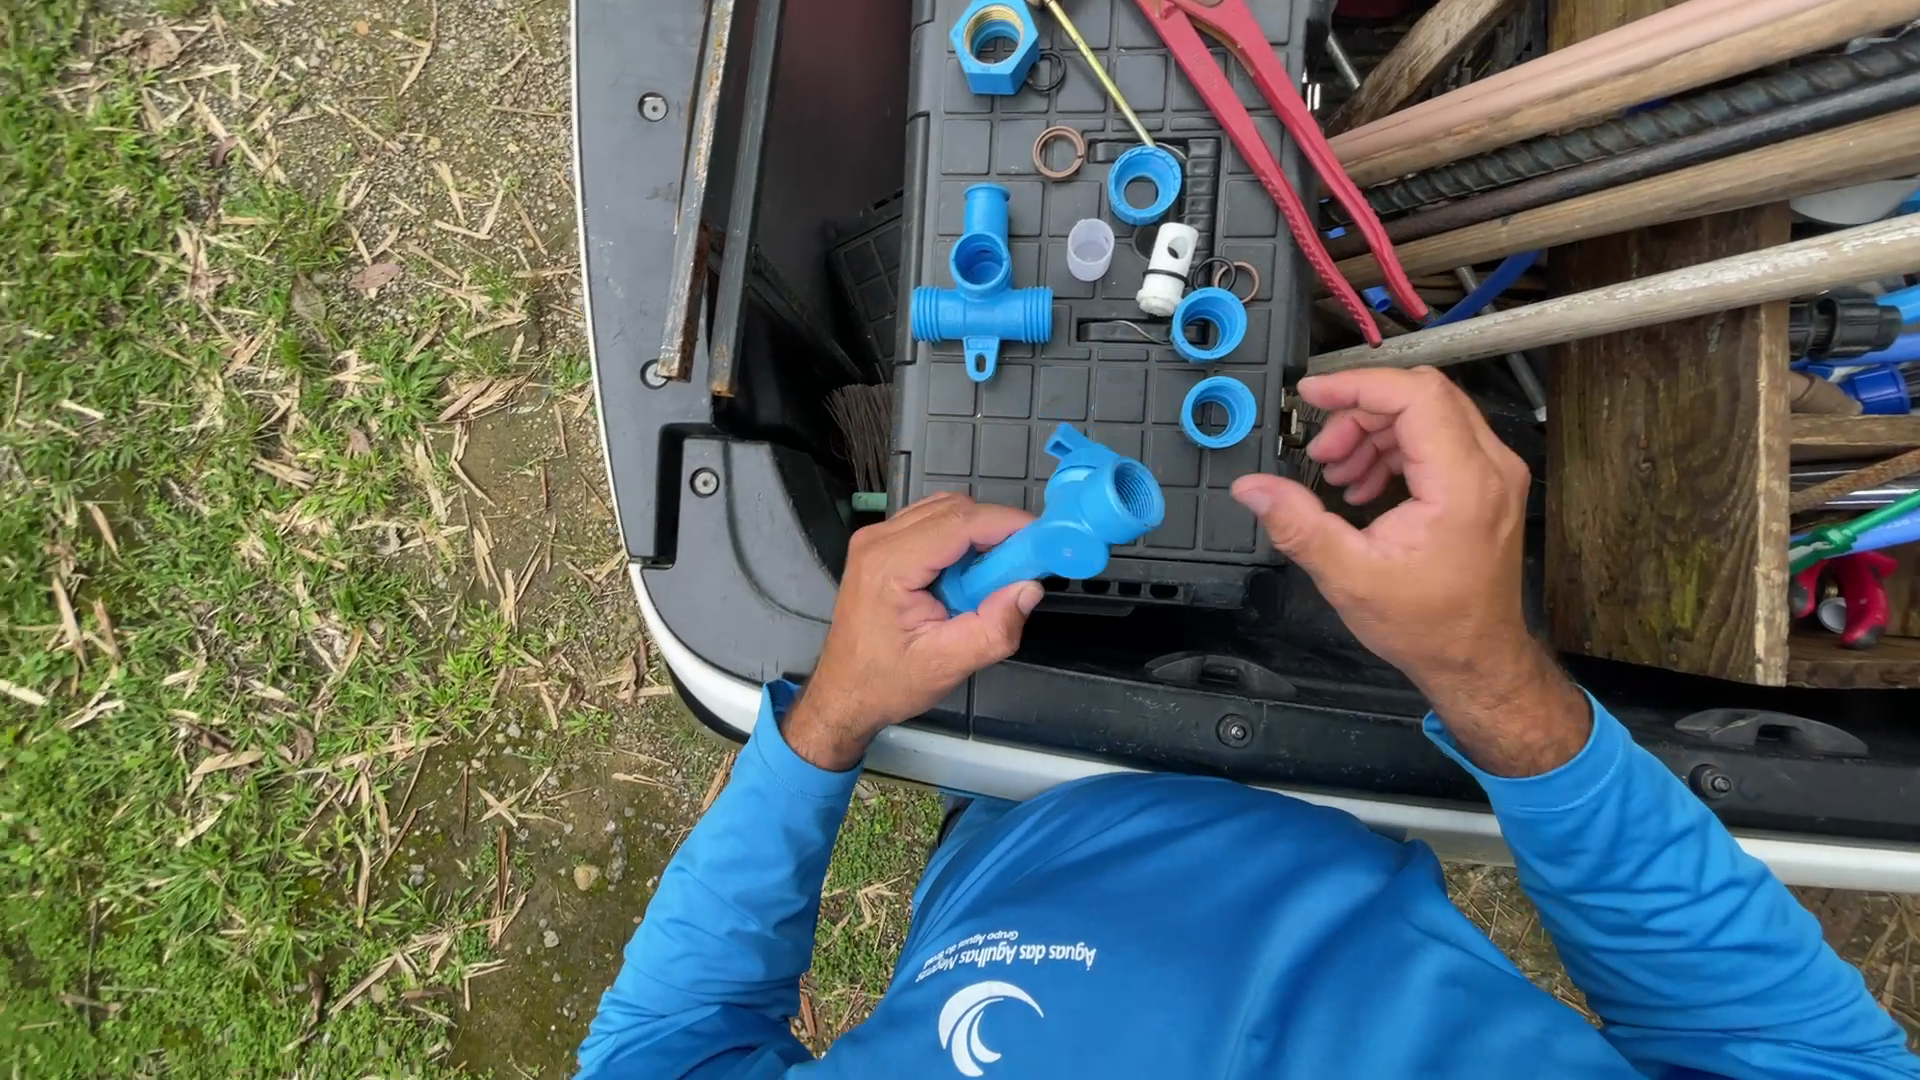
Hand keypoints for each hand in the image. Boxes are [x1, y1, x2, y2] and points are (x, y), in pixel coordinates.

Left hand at [784, 493, 1043, 770]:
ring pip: (944, 510)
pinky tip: (968, 573)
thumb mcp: (948, 664)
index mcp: (889, 564)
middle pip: (953, 509)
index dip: (1006, 524)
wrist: (844, 693)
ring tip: (995, 575)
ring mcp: (876, 538)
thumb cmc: (887, 682)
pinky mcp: (882, 545)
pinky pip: (931, 523)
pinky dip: (959, 538)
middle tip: (1023, 565)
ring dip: (978, 534)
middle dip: (995, 530)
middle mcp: (878, 540)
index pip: (959, 522)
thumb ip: (994, 628)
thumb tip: (1030, 589)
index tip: (1043, 540)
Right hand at [1231, 367, 1588, 775]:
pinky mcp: (1482, 485)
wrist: (1473, 658)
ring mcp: (1490, 474)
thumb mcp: (1347, 576)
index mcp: (1462, 484)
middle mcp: (1489, 467)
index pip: (1415, 397)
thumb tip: (1251, 488)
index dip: (1356, 386)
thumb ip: (1297, 525)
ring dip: (1370, 433)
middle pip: (1420, 397)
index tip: (1310, 396)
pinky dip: (1388, 449)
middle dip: (1357, 413)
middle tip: (1318, 452)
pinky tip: (1359, 485)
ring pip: (1425, 415)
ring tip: (1334, 474)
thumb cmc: (1424, 624)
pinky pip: (1433, 439)